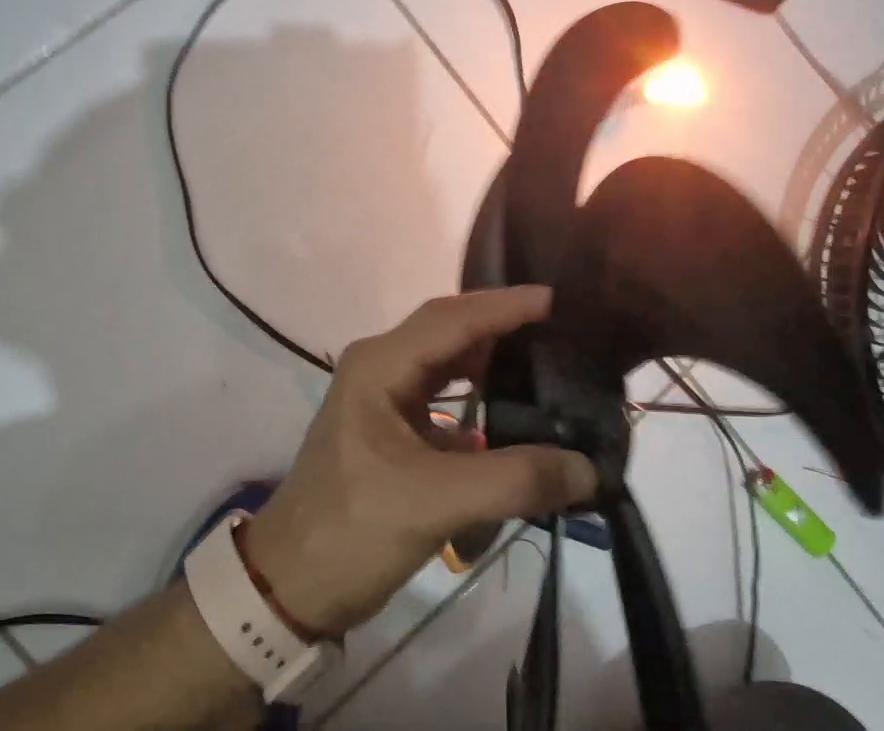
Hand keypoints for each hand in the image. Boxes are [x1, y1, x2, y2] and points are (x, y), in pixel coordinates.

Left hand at [242, 287, 598, 637]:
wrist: (294, 583)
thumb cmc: (353, 528)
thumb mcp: (434, 502)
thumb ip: (514, 480)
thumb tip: (589, 468)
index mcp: (379, 366)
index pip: (452, 319)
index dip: (506, 305)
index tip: (559, 300)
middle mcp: (380, 368)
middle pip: (451, 331)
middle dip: (504, 325)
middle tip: (563, 327)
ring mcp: (384, 399)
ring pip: (449, 363)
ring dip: (493, 360)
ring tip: (549, 360)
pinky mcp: (394, 430)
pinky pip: (446, 398)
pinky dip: (482, 397)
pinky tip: (517, 410)